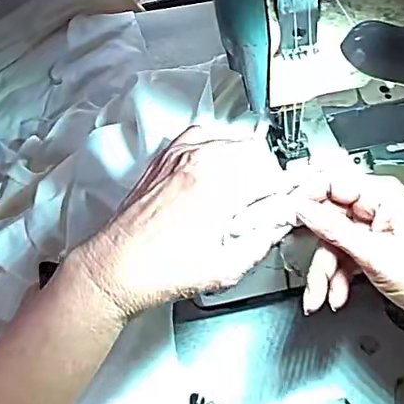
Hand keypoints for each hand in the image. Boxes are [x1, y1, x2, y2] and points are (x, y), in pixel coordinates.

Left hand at [65, 125, 300, 320]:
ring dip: (244, 159)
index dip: (284, 191)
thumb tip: (276, 226)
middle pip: (255, 152)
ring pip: (231, 139)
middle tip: (265, 201)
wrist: (118, 266)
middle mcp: (201, 159)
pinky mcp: (166, 156)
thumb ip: (261, 242)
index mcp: (220, 184)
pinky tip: (216, 167)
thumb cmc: (161, 268)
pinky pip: (202, 135)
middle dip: (266, 176)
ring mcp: (181, 154)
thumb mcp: (226, 268)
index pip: (272, 173)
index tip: (285, 202)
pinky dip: (215, 145)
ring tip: (242, 187)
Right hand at [297, 168, 403, 332]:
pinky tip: (336, 295)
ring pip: (331, 241)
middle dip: (318, 251)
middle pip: (327, 217)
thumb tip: (304, 207)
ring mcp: (371, 228)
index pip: (332, 181)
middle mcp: (375, 206)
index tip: (288, 214)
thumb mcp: (375, 254)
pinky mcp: (370, 247)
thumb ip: (335, 229)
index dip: (307, 196)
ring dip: (325, 271)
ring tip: (321, 296)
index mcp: (381, 194)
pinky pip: (341, 256)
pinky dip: (336, 277)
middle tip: (307, 271)